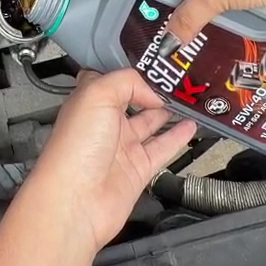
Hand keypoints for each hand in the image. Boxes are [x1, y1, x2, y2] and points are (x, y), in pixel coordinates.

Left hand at [17, 69, 196, 250]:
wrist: (76, 200)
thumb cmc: (75, 148)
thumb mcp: (97, 95)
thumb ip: (127, 83)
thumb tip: (151, 92)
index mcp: (90, 100)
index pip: (113, 79)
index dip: (132, 72)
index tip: (154, 65)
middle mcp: (105, 122)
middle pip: (134, 101)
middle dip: (153, 91)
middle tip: (177, 81)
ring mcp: (122, 147)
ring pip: (150, 124)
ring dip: (168, 112)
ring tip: (187, 100)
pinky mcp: (137, 170)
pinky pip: (162, 149)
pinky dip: (177, 138)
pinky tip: (190, 127)